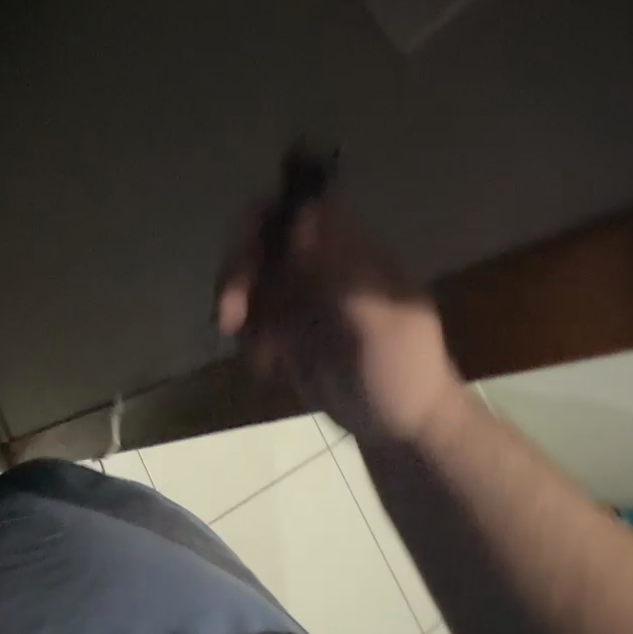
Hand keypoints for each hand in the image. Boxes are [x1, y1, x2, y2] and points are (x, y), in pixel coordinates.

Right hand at [214, 199, 463, 442]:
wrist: (402, 427)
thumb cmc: (402, 370)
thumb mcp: (378, 322)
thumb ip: (341, 270)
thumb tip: (306, 211)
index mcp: (348, 248)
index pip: (296, 206)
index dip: (263, 219)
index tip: (248, 256)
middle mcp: (318, 261)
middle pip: (257, 239)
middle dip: (237, 274)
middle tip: (230, 319)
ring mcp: (299, 293)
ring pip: (245, 279)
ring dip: (239, 313)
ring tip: (261, 356)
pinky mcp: (284, 326)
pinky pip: (248, 319)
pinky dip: (251, 342)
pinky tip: (272, 369)